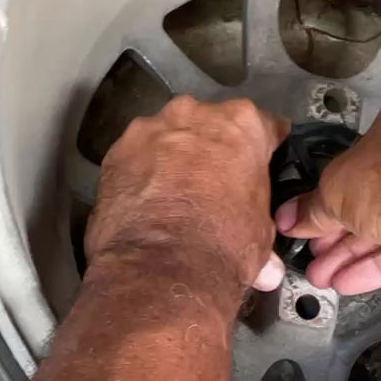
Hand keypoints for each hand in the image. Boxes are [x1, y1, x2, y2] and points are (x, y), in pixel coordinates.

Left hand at [85, 96, 289, 292]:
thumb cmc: (223, 245)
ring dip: (171, 159)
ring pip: (167, 137)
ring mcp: (150, 128)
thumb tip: (264, 257)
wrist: (162, 267)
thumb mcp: (260, 233)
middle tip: (210, 188)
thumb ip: (258, 220)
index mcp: (242, 124)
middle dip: (211, 151)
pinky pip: (134, 158)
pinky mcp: (116, 151)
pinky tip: (143, 205)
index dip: (262, 152)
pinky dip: (139, 175)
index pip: (265, 127)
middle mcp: (195, 113)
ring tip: (171, 199)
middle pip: (209, 125)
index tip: (256, 170)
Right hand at [275, 78, 380, 296]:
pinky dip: (377, 265)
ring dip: (353, 252)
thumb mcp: (338, 188)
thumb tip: (292, 217)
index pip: (363, 148)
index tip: (308, 209)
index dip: (331, 184)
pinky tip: (347, 282)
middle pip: (376, 190)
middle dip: (339, 227)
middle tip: (312, 248)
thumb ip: (314, 206)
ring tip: (320, 275)